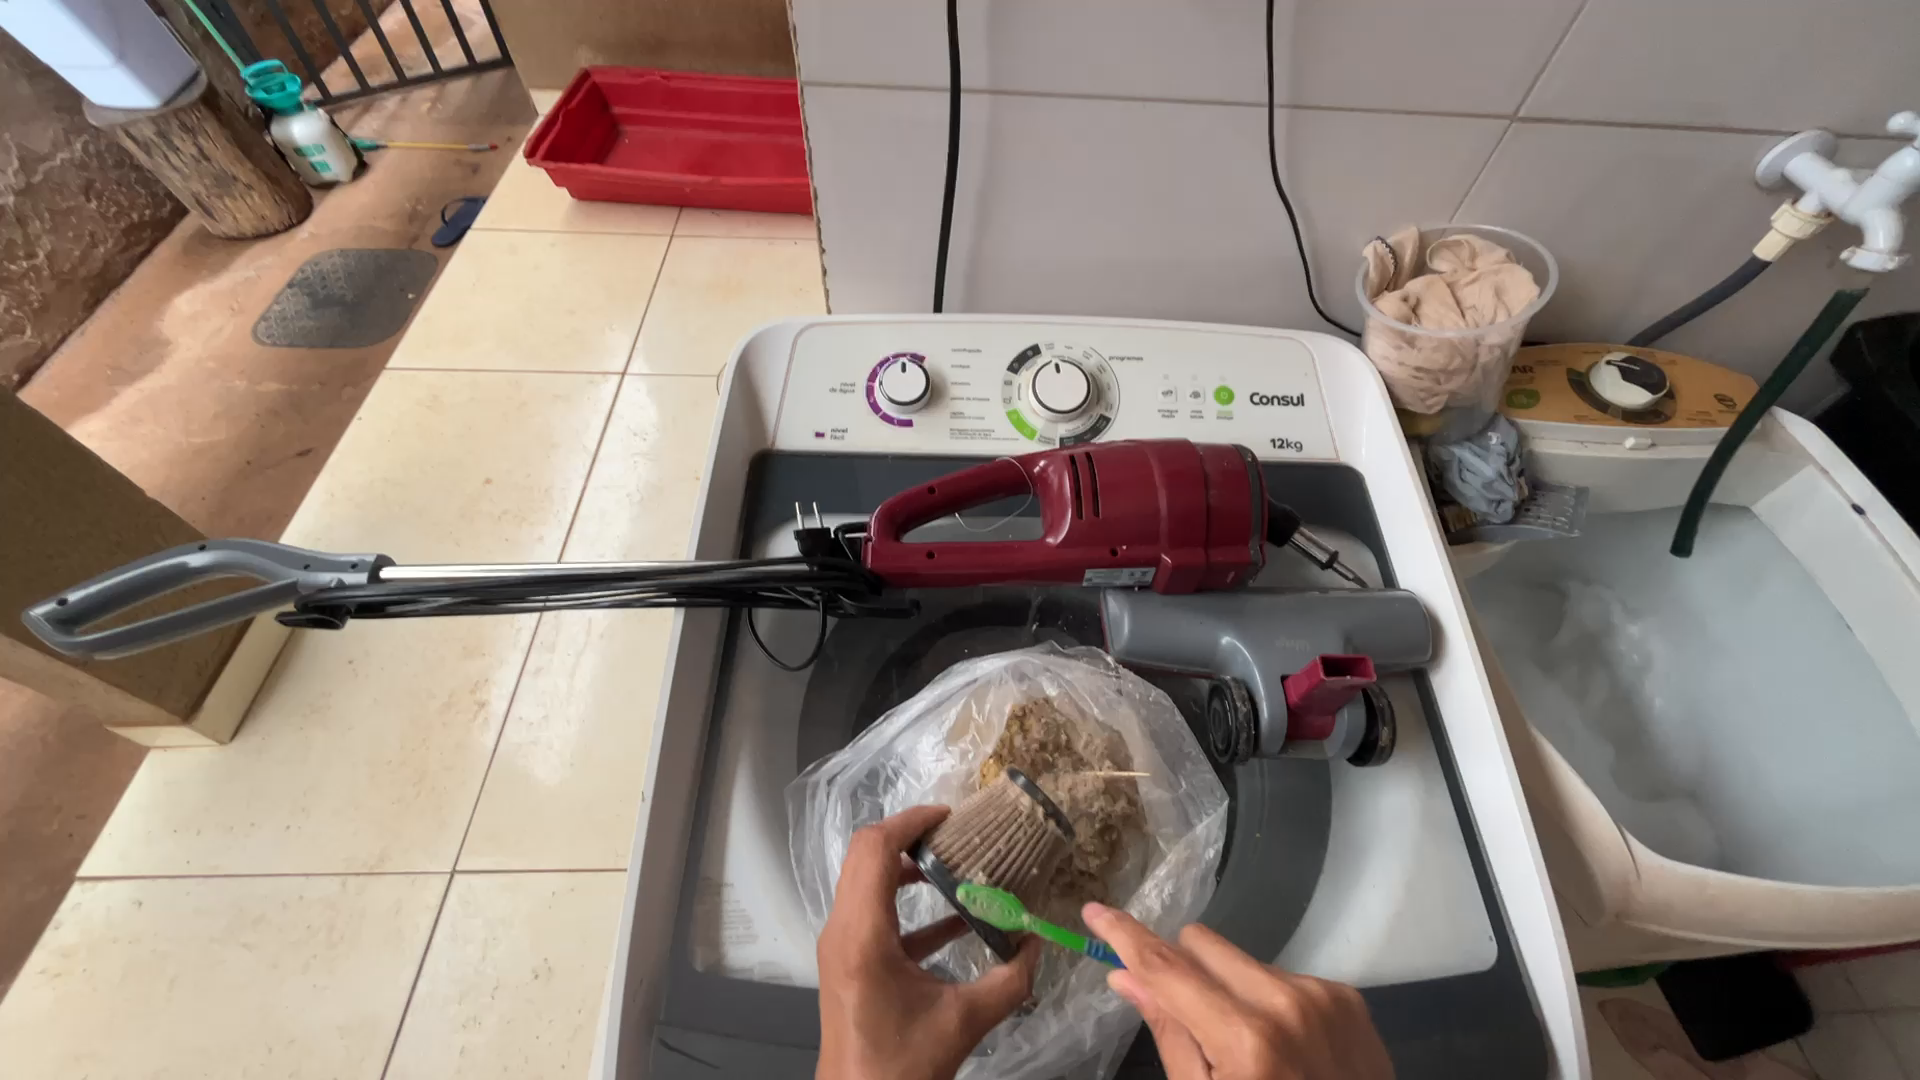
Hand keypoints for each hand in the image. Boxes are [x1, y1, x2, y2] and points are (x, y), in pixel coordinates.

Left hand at [817, 805, 1042, 1079]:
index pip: (875, 849)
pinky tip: (953, 920)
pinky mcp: (847, 959)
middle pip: (864, 853)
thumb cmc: (902, 1068)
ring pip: (865, 878)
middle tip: (952, 833)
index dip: (910, 822)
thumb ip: (1009, 981)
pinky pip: (871, 911)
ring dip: (905, 865)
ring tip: (951, 864)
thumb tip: (1038, 942)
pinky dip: (905, 902)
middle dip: (908, 835)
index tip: (949, 816)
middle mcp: (843, 928)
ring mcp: (840, 943)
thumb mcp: (964, 1022)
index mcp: (864, 934)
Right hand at [1084, 903, 1392, 1079]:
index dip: (1124, 936)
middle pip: (1200, 943)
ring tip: (1252, 1046)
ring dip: (1229, 987)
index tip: (1094, 910)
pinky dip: (1270, 1001)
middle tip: (1189, 1017)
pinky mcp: (1348, 999)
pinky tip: (1289, 1048)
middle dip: (1183, 970)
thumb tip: (1124, 976)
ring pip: (1239, 958)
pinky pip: (1281, 974)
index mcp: (1247, 1040)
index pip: (1166, 968)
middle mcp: (1286, 1003)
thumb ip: (1169, 1035)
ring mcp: (1323, 996)